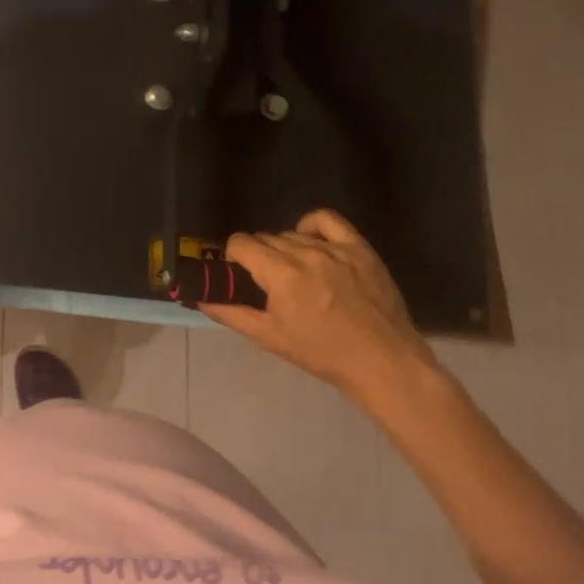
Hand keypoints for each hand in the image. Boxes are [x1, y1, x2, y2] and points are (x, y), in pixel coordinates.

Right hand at [199, 209, 438, 404]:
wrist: (383, 362)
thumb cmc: (322, 353)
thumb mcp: (269, 337)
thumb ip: (230, 313)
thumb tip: (200, 299)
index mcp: (281, 274)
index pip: (241, 243)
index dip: (233, 257)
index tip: (240, 276)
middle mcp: (305, 254)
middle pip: (265, 238)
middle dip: (258, 256)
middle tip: (267, 282)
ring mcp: (335, 249)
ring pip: (292, 233)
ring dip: (284, 248)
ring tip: (293, 272)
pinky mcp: (360, 249)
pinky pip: (327, 221)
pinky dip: (311, 226)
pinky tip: (311, 242)